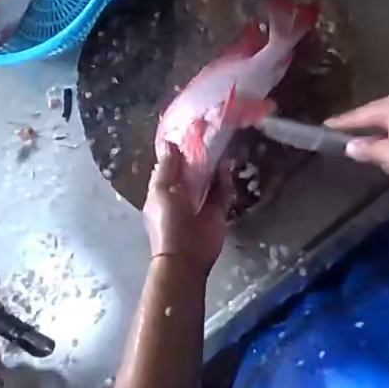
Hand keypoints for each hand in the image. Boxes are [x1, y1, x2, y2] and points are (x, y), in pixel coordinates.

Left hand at [144, 142, 230, 271]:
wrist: (186, 256)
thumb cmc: (168, 221)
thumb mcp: (161, 190)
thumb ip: (167, 167)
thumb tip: (168, 143)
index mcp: (162, 190)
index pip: (169, 166)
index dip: (176, 151)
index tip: (187, 132)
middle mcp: (181, 194)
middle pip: (190, 171)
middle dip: (198, 156)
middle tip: (208, 135)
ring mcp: (200, 203)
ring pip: (208, 180)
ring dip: (213, 166)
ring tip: (220, 146)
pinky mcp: (217, 212)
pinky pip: (223, 192)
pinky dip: (225, 180)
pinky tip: (227, 166)